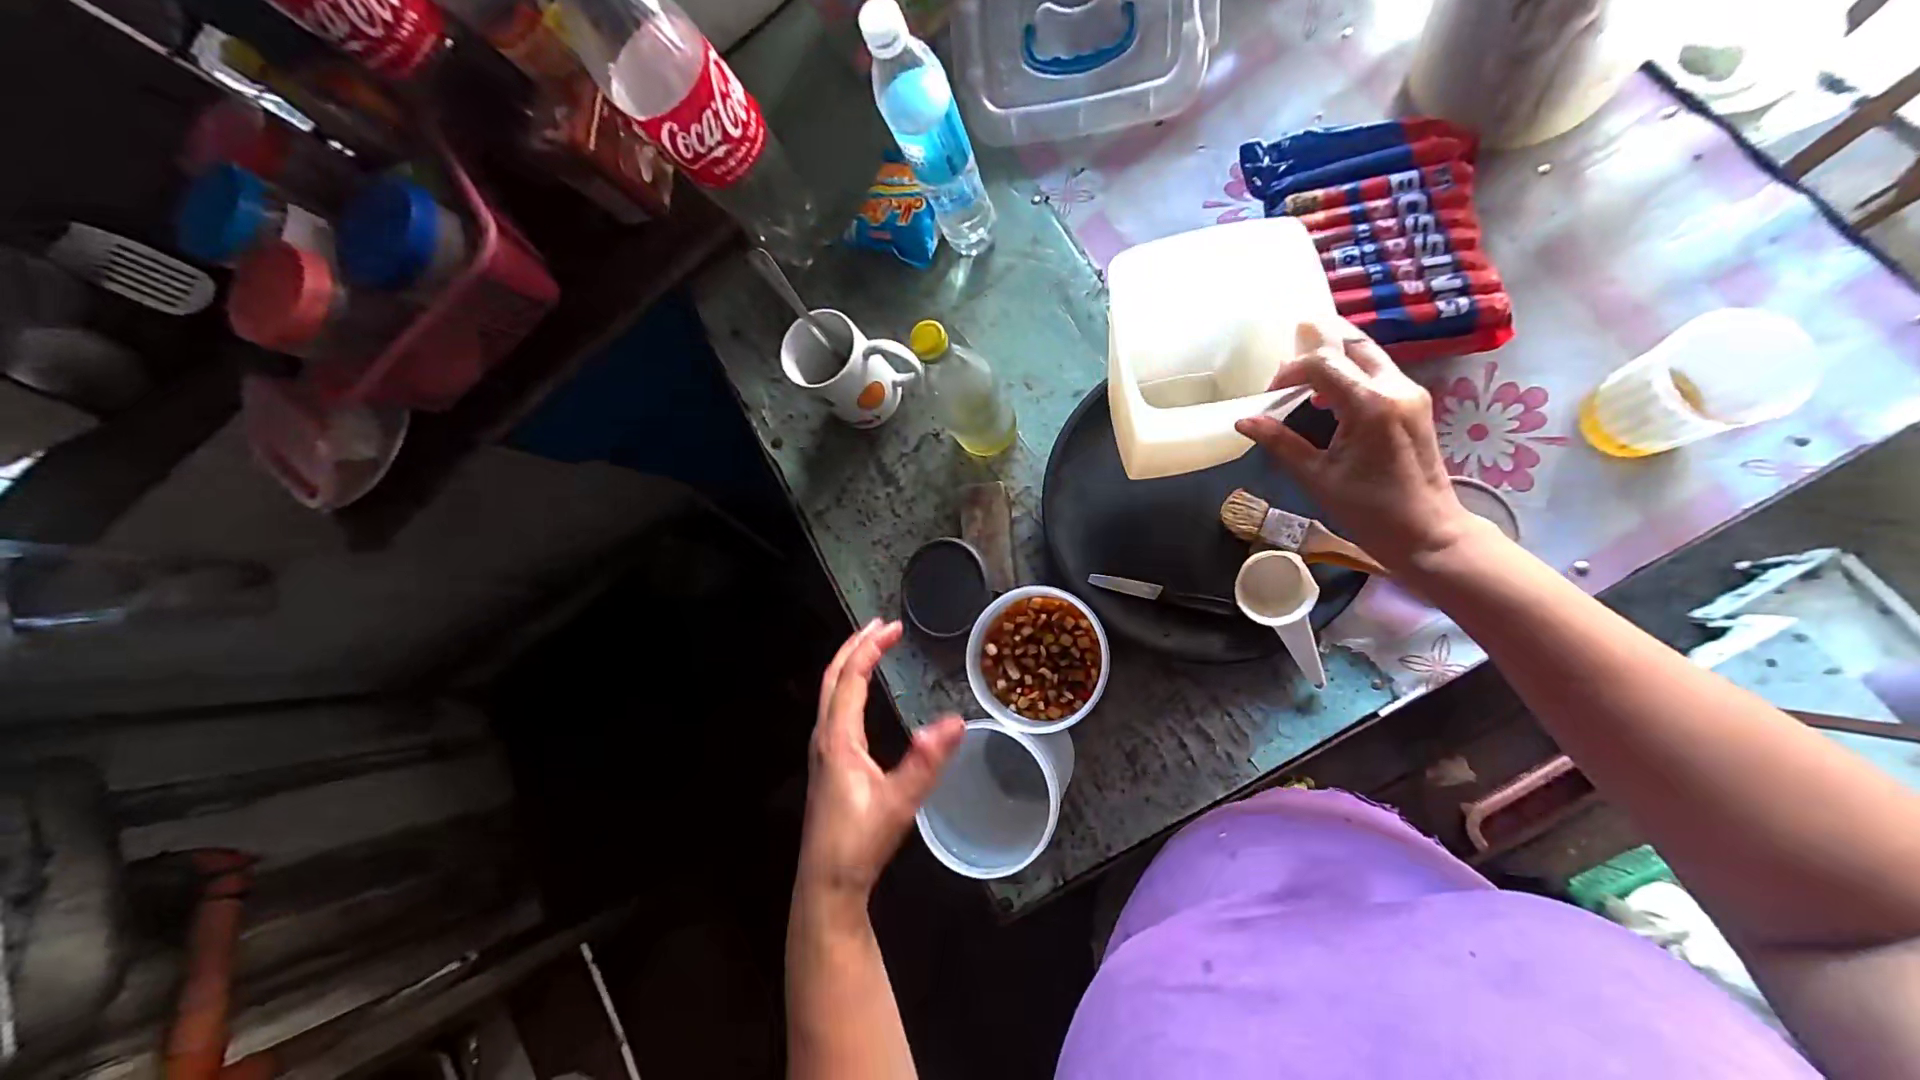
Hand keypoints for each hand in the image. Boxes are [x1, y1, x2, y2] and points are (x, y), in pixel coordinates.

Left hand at [798, 618, 965, 900]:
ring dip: (850, 664)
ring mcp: (822, 751)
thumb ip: (926, 763)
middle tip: (881, 625)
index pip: (850, 678)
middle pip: (833, 678)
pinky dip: (849, 686)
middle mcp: (824, 737)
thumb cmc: (858, 842)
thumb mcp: (898, 803)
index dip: (870, 648)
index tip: (893, 627)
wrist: (827, 884)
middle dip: (855, 646)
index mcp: (837, 738)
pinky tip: (862, 695)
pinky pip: (835, 708)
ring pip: (830, 693)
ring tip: (872, 647)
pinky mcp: (827, 764)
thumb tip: (955, 723)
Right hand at [1235, 317, 1480, 572]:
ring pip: (1369, 354)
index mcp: (1370, 405)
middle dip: (1315, 346)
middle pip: (1353, 344)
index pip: (1322, 363)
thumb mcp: (1317, 477)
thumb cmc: (1368, 510)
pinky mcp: (1415, 404)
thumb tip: (1244, 421)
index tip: (1269, 397)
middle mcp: (1396, 388)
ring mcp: (1411, 393)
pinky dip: (1350, 374)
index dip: (1289, 372)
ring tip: (1302, 380)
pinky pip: (1379, 373)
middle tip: (1285, 362)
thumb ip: (1281, 443)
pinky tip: (1329, 399)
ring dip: (1334, 359)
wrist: (1427, 532)